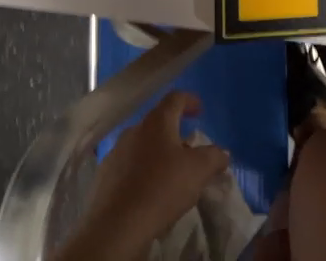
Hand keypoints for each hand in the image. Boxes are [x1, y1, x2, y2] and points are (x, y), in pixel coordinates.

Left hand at [58, 92, 229, 260]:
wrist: (117, 227)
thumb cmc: (162, 188)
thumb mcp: (199, 170)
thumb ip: (214, 157)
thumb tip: (222, 153)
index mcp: (157, 122)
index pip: (175, 98)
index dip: (189, 100)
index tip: (199, 111)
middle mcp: (133, 131)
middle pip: (157, 124)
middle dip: (173, 134)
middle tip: (187, 151)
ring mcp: (115, 154)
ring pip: (141, 147)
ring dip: (155, 155)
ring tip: (167, 175)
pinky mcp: (103, 179)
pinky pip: (127, 168)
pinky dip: (140, 174)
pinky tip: (147, 192)